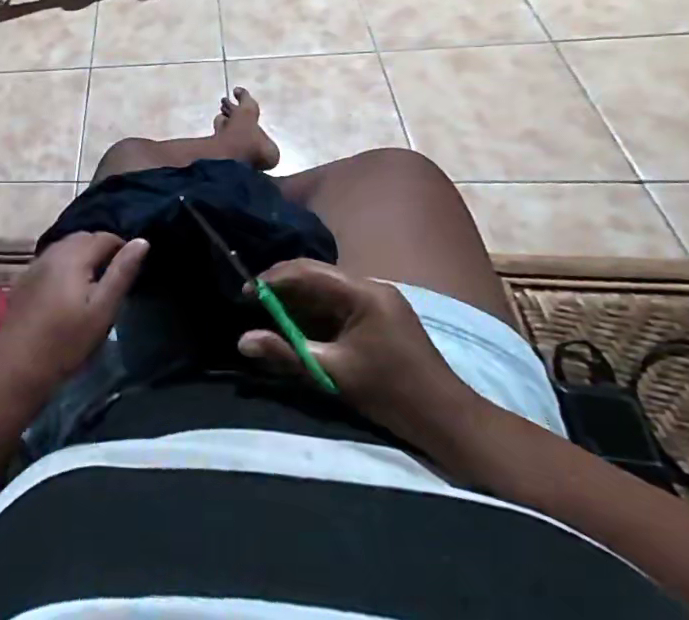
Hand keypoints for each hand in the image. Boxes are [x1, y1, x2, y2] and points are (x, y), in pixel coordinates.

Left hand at [0, 232, 147, 399]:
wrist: (16, 368)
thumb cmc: (66, 340)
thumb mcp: (103, 309)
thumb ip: (122, 272)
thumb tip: (141, 241)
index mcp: (73, 256)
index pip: (105, 237)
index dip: (122, 248)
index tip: (131, 270)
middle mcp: (51, 253)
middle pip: (83, 238)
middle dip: (102, 249)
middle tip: (114, 276)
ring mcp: (34, 267)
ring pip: (65, 248)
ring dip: (82, 256)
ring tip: (94, 283)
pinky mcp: (23, 282)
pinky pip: (51, 261)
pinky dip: (65, 265)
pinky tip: (68, 290)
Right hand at [238, 259, 471, 440]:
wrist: (445, 417)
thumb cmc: (390, 393)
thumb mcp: (333, 373)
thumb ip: (287, 353)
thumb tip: (243, 341)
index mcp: (363, 293)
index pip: (308, 272)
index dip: (273, 279)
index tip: (245, 293)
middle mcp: (371, 287)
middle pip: (318, 276)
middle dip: (283, 287)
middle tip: (251, 303)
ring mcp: (379, 300)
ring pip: (328, 290)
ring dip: (298, 300)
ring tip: (268, 314)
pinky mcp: (382, 315)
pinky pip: (341, 304)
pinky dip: (317, 313)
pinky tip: (299, 326)